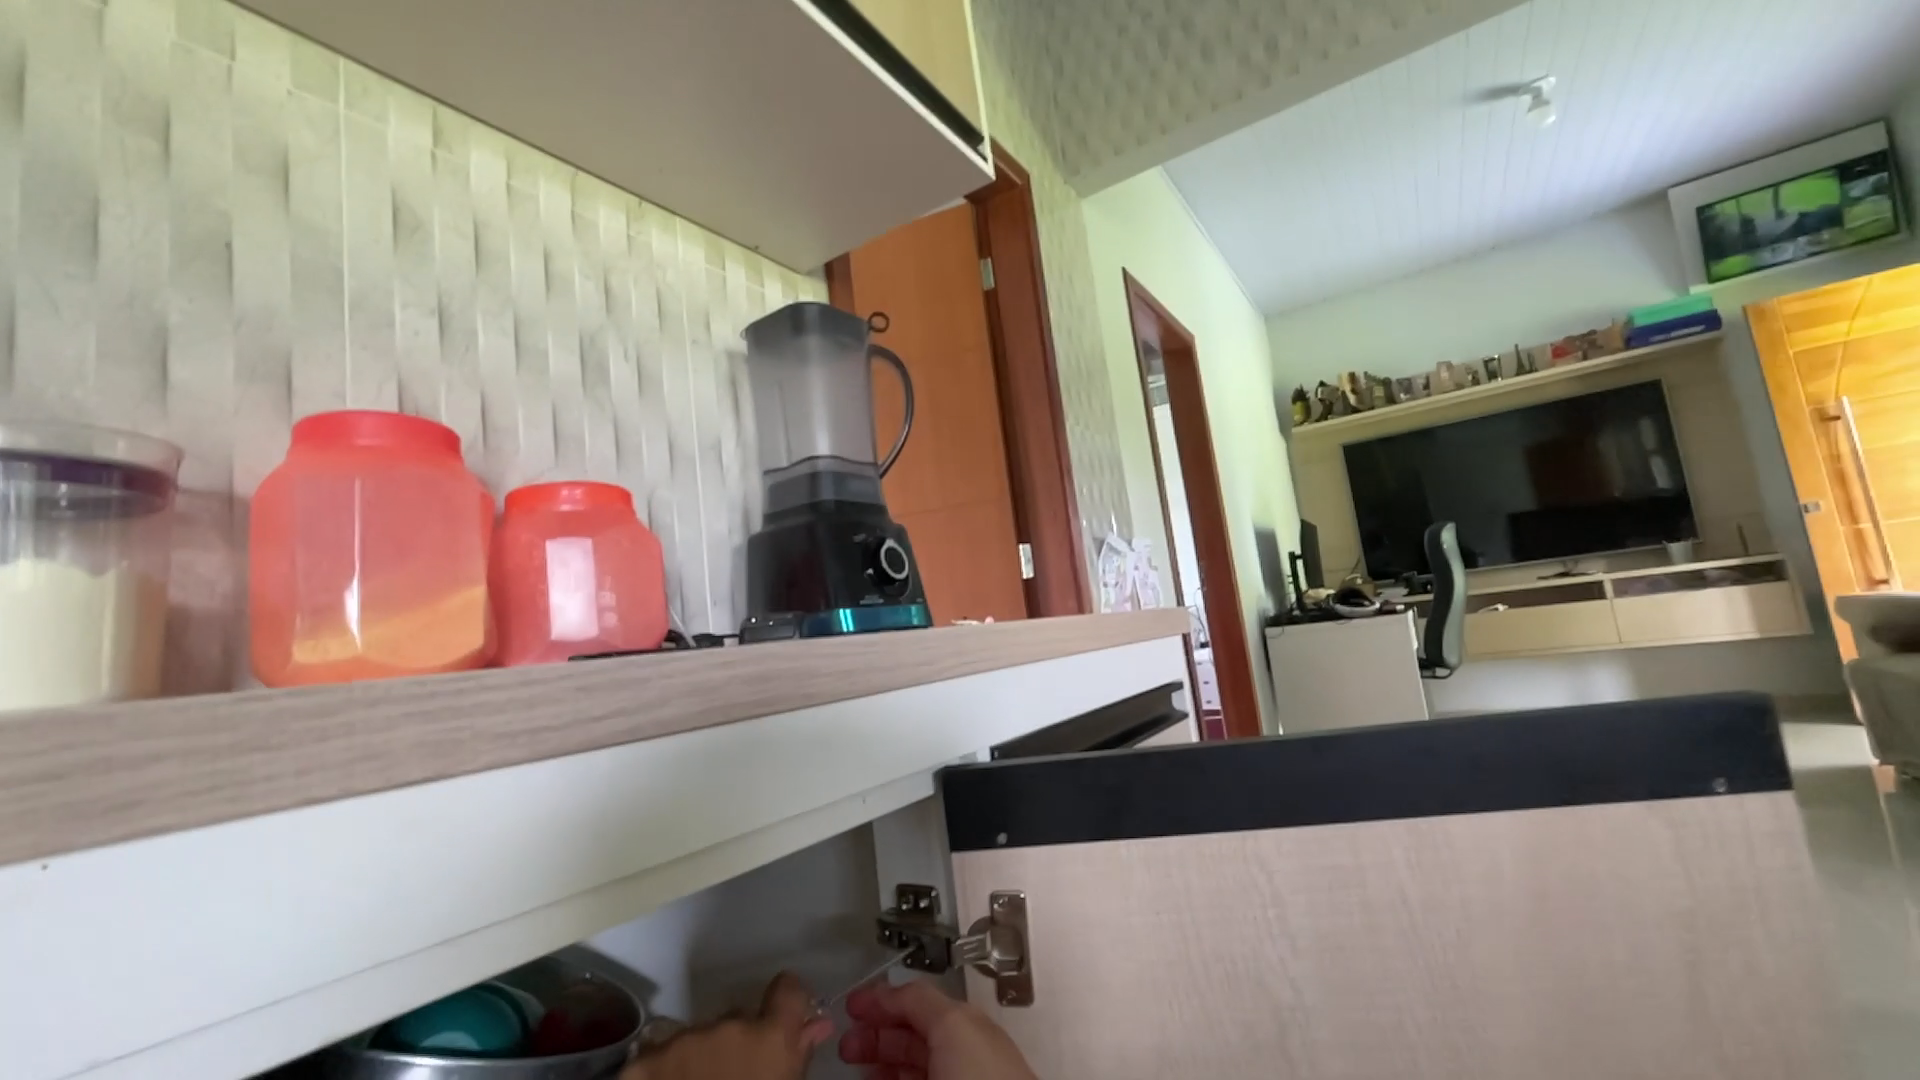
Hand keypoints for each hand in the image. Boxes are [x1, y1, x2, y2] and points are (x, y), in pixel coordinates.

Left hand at [622, 972, 833, 1079]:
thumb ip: (798, 1058)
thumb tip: (817, 1026)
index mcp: (770, 1038)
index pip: (787, 989)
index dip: (788, 1001)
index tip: (785, 1021)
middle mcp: (728, 1027)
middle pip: (737, 1020)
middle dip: (737, 1046)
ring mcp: (682, 1043)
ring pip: (698, 1040)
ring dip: (700, 1061)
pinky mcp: (641, 1065)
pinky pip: (658, 1057)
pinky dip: (664, 1075)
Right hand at [838, 979, 1038, 1079]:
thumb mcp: (950, 1025)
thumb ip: (915, 1000)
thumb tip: (884, 993)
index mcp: (964, 1022)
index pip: (917, 1000)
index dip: (881, 999)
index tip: (854, 1005)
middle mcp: (963, 1048)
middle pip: (912, 1032)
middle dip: (876, 1032)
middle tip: (849, 1041)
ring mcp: (959, 1076)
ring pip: (914, 1061)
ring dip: (883, 1060)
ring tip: (859, 1066)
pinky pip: (920, 1079)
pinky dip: (898, 1079)